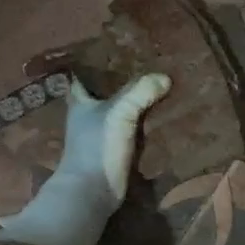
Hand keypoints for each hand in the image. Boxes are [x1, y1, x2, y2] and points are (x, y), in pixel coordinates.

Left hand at [57, 73, 170, 207]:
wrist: (91, 192)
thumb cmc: (97, 147)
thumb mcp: (119, 112)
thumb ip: (140, 92)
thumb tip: (164, 78)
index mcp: (80, 103)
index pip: (83, 77)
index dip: (94, 65)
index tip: (113, 52)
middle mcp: (87, 118)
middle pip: (104, 94)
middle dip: (121, 84)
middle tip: (147, 68)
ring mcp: (100, 139)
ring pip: (119, 115)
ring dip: (134, 106)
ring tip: (159, 90)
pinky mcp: (113, 156)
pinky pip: (130, 135)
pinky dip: (142, 129)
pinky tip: (160, 121)